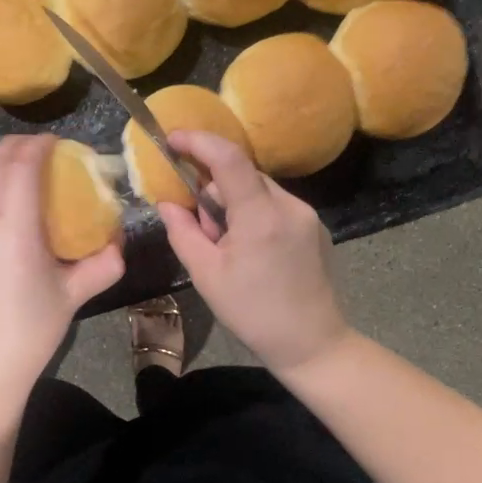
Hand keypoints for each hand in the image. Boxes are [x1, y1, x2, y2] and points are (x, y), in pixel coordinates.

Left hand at [0, 135, 123, 409]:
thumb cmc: (29, 334)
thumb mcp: (72, 298)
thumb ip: (102, 265)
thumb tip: (118, 243)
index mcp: (14, 231)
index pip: (22, 169)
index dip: (38, 146)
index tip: (55, 141)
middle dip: (16, 147)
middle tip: (39, 147)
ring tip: (14, 161)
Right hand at [156, 130, 350, 373]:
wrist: (312, 342)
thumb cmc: (252, 312)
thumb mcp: (206, 275)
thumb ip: (183, 232)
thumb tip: (167, 203)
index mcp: (260, 216)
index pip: (229, 159)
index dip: (199, 142)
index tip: (172, 140)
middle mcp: (289, 206)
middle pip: (242, 175)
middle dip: (213, 191)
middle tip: (202, 231)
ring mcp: (306, 215)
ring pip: (257, 190)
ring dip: (233, 205)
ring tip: (227, 249)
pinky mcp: (314, 227)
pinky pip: (274, 206)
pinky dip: (253, 216)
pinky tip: (250, 253)